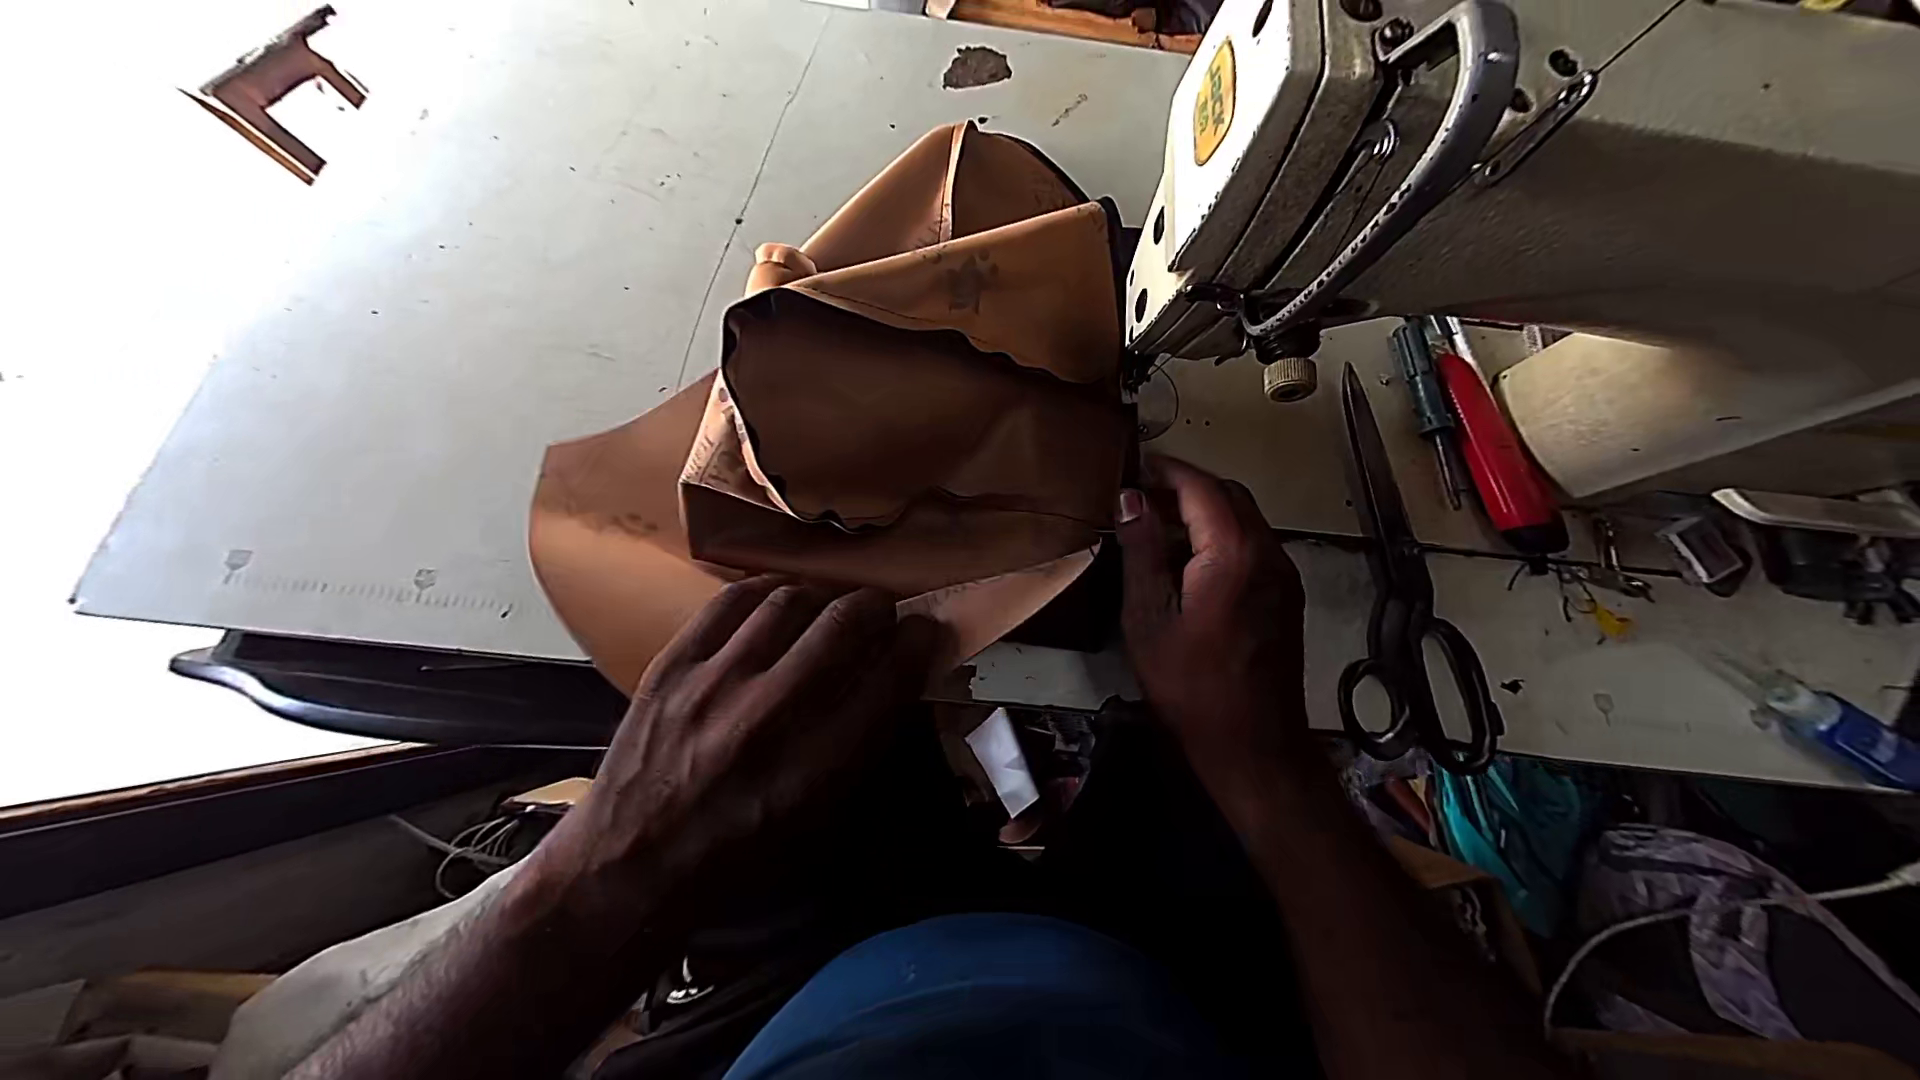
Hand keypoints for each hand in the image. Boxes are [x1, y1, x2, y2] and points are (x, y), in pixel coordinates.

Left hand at [530, 578, 940, 929]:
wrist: (630, 862)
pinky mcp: (672, 665)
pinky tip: (779, 600)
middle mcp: (768, 717)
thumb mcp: (818, 815)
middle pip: (843, 626)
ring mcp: (714, 684)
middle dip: (876, 607)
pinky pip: (732, 601)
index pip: (889, 680)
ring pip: (790, 601)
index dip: (918, 643)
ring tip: (829, 606)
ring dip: (824, 596)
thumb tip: (896, 672)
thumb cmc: (740, 850)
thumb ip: (862, 742)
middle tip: (881, 610)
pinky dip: (767, 591)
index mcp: (814, 767)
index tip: (926, 630)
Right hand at [1115, 455, 1306, 772]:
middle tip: (1139, 494)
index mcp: (1234, 553)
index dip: (1166, 470)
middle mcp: (1269, 552)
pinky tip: (1187, 557)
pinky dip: (1219, 534)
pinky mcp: (1285, 593)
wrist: (1251, 742)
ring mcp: (1283, 573)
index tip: (1133, 465)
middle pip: (1228, 495)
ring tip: (1155, 524)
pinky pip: (1252, 543)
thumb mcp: (1148, 615)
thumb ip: (1141, 551)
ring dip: (1202, 509)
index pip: (1201, 487)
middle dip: (1184, 485)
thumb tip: (1130, 499)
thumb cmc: (1189, 683)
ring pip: (1243, 517)